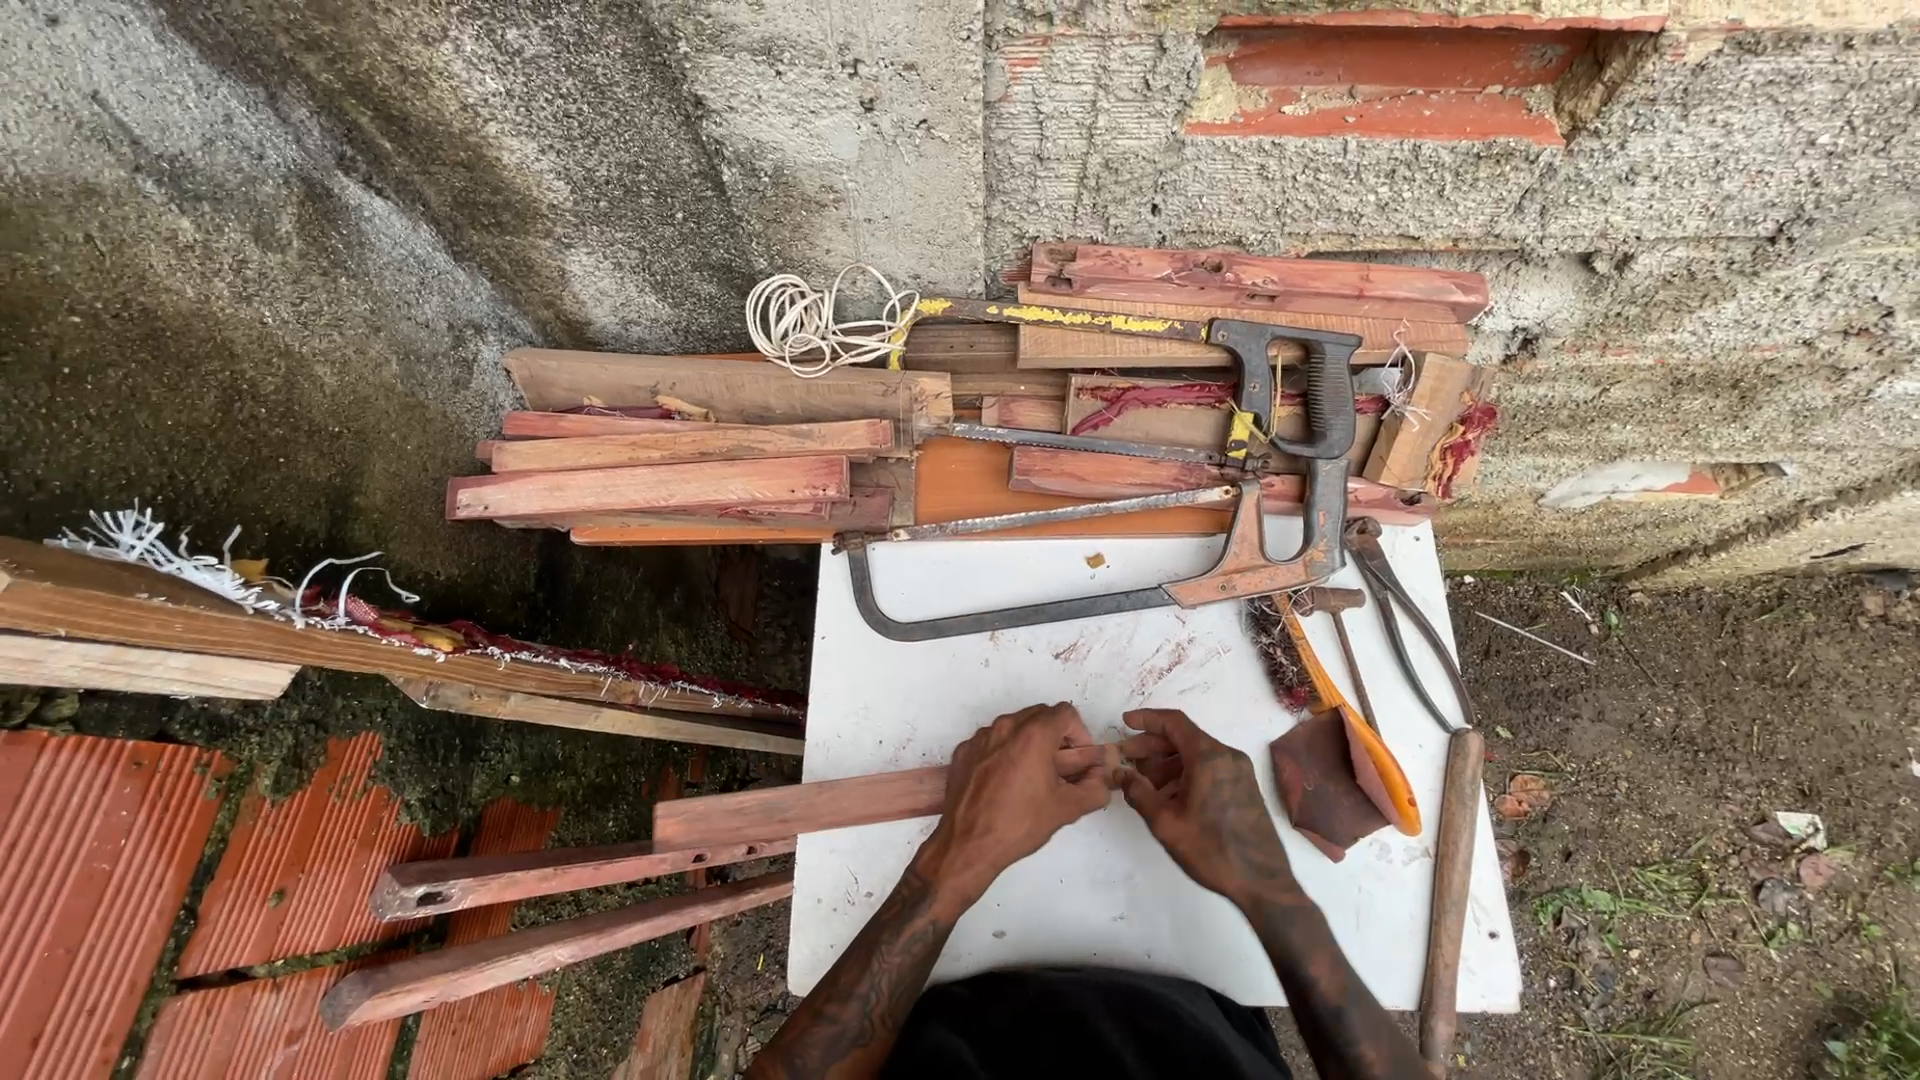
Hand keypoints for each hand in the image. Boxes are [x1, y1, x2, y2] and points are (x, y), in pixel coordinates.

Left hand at [917, 703, 1112, 906]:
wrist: (968, 845)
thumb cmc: (1018, 824)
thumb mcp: (1067, 809)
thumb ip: (1094, 789)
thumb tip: (1100, 780)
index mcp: (1033, 734)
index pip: (1066, 713)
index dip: (1080, 734)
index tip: (1079, 759)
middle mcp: (1004, 727)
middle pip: (1040, 715)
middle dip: (1056, 736)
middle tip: (1061, 767)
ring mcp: (980, 737)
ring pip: (1014, 726)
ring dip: (1030, 743)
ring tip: (1033, 777)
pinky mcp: (963, 751)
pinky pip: (991, 741)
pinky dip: (1004, 752)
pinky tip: (1006, 783)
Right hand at [1114, 708, 1296, 909]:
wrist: (1263, 882)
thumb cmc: (1212, 849)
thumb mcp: (1165, 823)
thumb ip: (1138, 792)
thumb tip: (1119, 773)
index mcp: (1209, 756)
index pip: (1174, 722)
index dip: (1146, 719)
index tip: (1125, 723)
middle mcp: (1227, 756)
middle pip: (1183, 737)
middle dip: (1152, 745)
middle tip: (1126, 759)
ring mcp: (1239, 771)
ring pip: (1195, 754)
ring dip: (1167, 763)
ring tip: (1144, 784)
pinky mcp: (1244, 787)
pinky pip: (1209, 768)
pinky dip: (1185, 773)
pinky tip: (1169, 796)